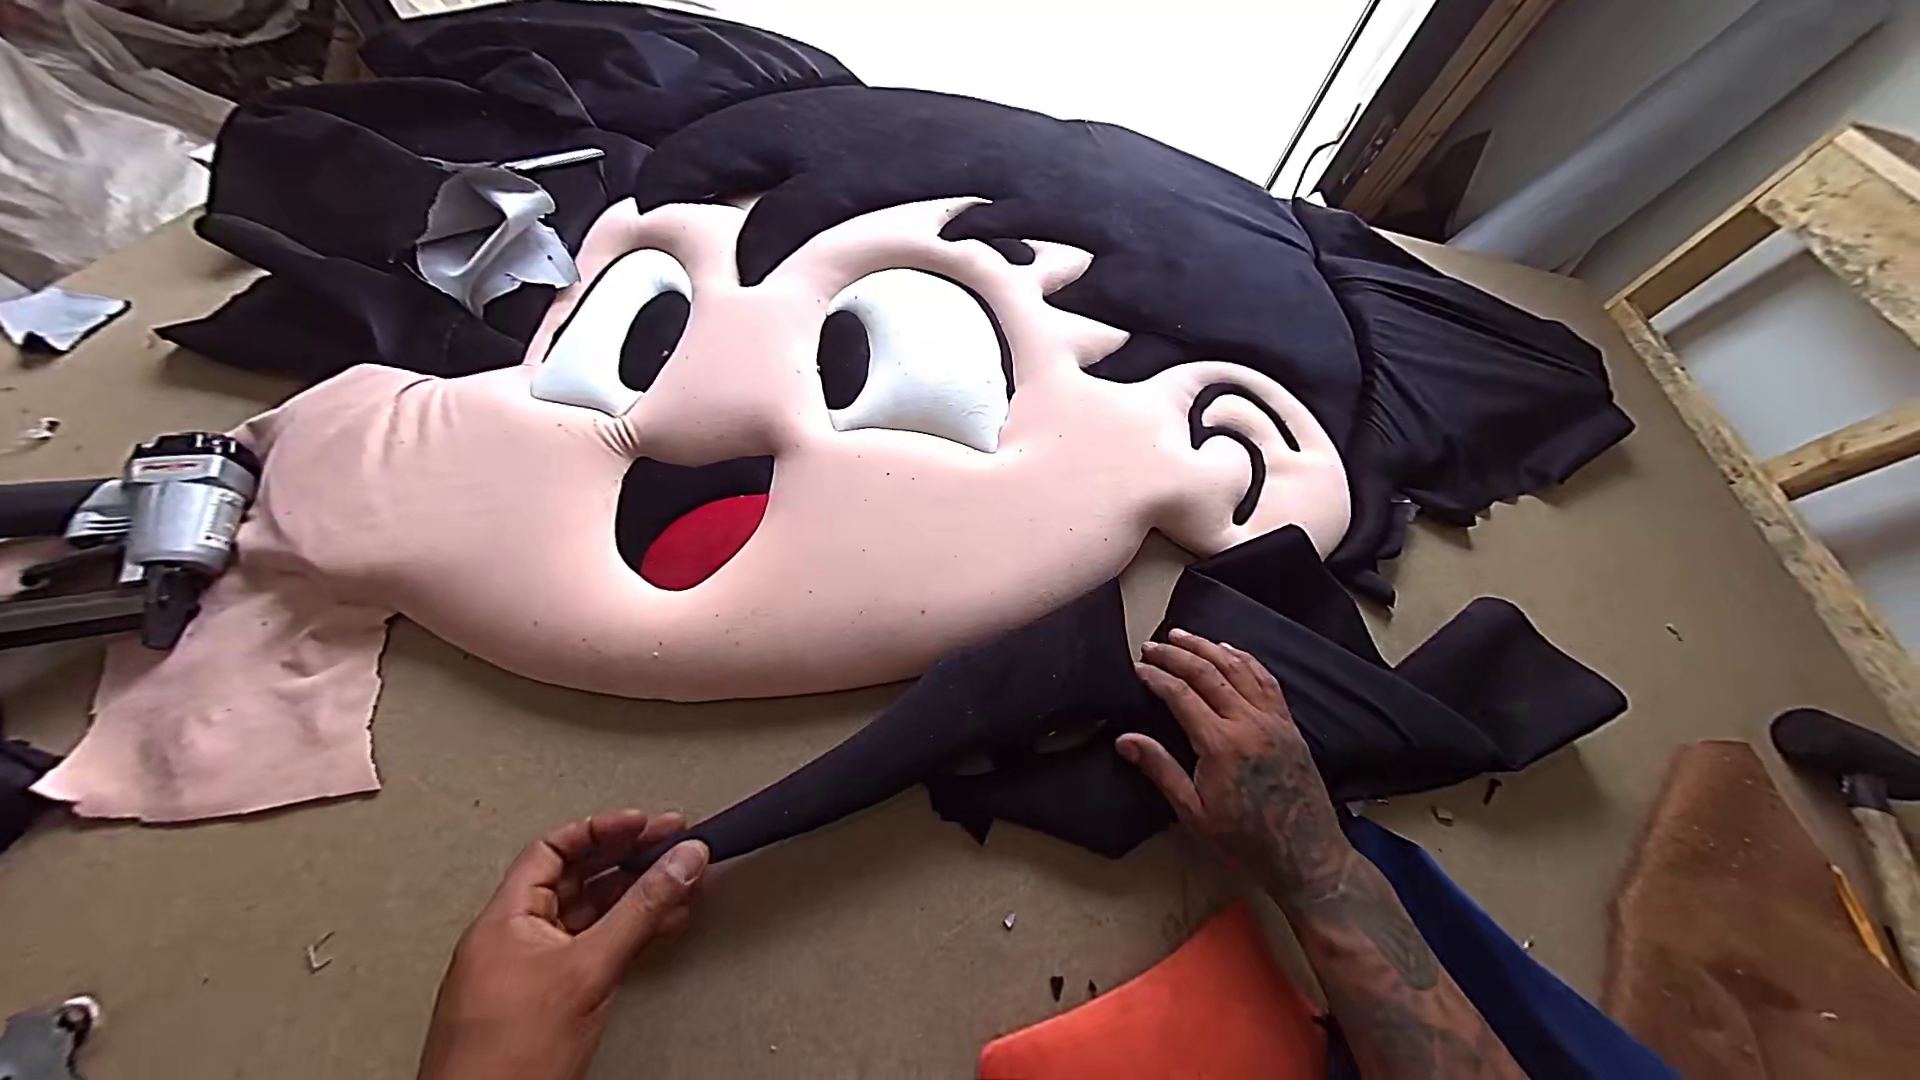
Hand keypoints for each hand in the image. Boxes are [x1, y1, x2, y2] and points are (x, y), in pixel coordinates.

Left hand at [418, 811, 710, 1079]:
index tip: (642, 824)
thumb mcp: (589, 968)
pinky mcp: (556, 994)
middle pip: (580, 875)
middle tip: (674, 840)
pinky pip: (601, 942)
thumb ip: (643, 908)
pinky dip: (635, 927)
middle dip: (631, 856)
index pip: (554, 849)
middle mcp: (519, 937)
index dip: (601, 829)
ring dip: (641, 892)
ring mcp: (537, 967)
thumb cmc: (507, 1062)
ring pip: (596, 909)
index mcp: (507, 920)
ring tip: (681, 877)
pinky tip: (667, 922)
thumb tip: (683, 857)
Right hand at [1116, 629, 1353, 901]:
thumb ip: (1159, 769)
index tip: (1137, 667)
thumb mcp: (1193, 812)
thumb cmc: (1245, 841)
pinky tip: (1228, 650)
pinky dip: (1244, 659)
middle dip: (1175, 654)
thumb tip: (1123, 739)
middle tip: (1151, 645)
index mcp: (1221, 744)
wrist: (1309, 858)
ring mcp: (1273, 721)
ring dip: (1207, 647)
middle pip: (1208, 673)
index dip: (1156, 676)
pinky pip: (1266, 680)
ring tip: (1182, 636)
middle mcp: (1249, 723)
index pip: (1181, 694)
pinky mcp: (1289, 725)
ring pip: (1238, 668)